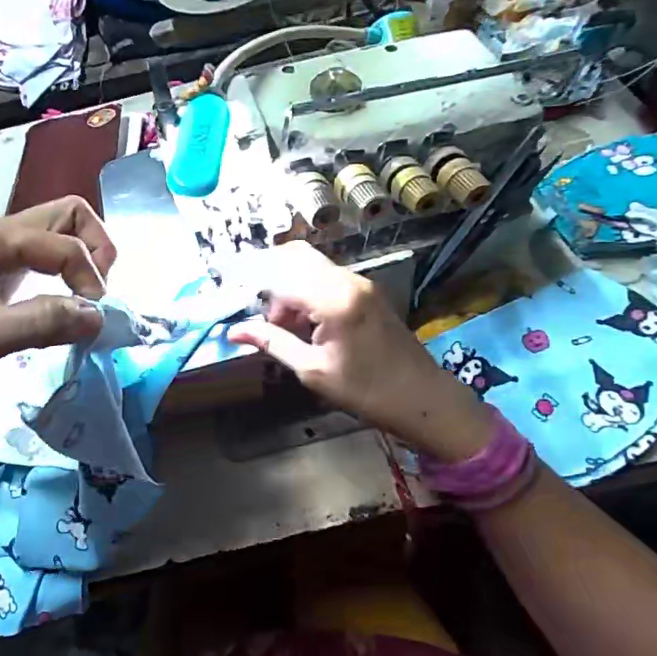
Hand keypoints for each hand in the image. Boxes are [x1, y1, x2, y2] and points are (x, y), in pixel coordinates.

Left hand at [0, 196, 117, 411]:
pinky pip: (35, 265)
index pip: (61, 241)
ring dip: (78, 263)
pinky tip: (59, 311)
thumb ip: (42, 322)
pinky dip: (60, 281)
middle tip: (99, 292)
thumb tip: (99, 316)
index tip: (95, 319)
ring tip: (86, 303)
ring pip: (51, 239)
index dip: (88, 276)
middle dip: (94, 247)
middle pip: (62, 217)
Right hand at [228, 243, 494, 462]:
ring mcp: (361, 283)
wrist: (422, 398)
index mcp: (334, 298)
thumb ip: (272, 342)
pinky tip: (305, 326)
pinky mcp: (367, 292)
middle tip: (262, 317)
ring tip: (285, 329)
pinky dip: (307, 293)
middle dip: (270, 282)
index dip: (253, 291)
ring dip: (289, 289)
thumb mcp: (313, 370)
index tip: (236, 307)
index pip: (280, 276)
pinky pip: (327, 279)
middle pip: (295, 257)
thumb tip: (234, 330)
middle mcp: (348, 280)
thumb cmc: (366, 390)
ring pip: (310, 267)